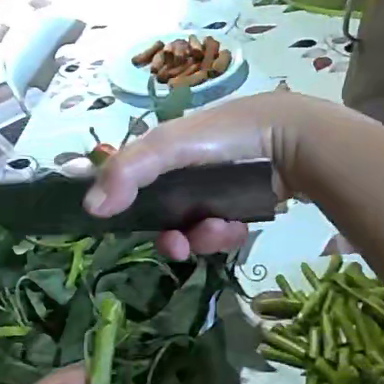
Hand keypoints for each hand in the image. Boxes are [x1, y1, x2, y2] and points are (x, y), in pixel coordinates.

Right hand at [85, 91, 327, 259]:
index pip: (132, 180)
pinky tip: (236, 228)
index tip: (124, 226)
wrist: (292, 140)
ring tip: (219, 231)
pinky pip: (221, 231)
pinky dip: (225, 235)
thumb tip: (91, 208)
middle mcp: (187, 169)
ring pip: (192, 228)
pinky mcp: (240, 204)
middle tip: (178, 248)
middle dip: (169, 236)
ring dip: (200, 238)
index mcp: (165, 149)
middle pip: (163, 215)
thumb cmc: (226, 135)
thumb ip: (129, 170)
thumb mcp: (170, 144)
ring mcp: (215, 189)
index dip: (124, 204)